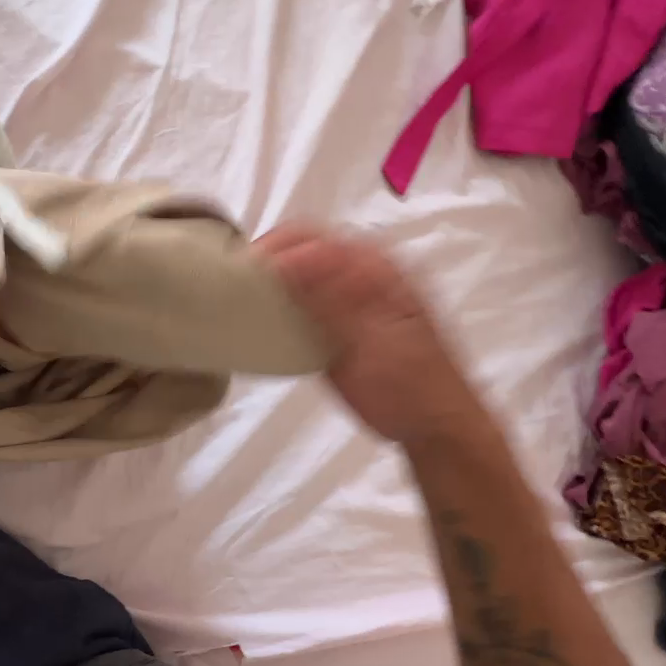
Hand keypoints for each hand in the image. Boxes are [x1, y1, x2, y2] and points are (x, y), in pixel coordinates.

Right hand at [257, 225, 482, 444]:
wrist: (433, 427)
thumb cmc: (409, 387)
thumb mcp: (370, 339)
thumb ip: (330, 297)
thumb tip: (285, 260)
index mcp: (374, 268)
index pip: (311, 238)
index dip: (272, 249)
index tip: (239, 277)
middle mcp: (358, 275)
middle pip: (300, 251)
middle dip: (264, 265)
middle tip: (232, 293)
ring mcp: (345, 300)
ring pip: (296, 277)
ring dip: (267, 287)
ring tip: (236, 308)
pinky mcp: (333, 326)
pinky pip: (298, 305)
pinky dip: (276, 310)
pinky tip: (257, 326)